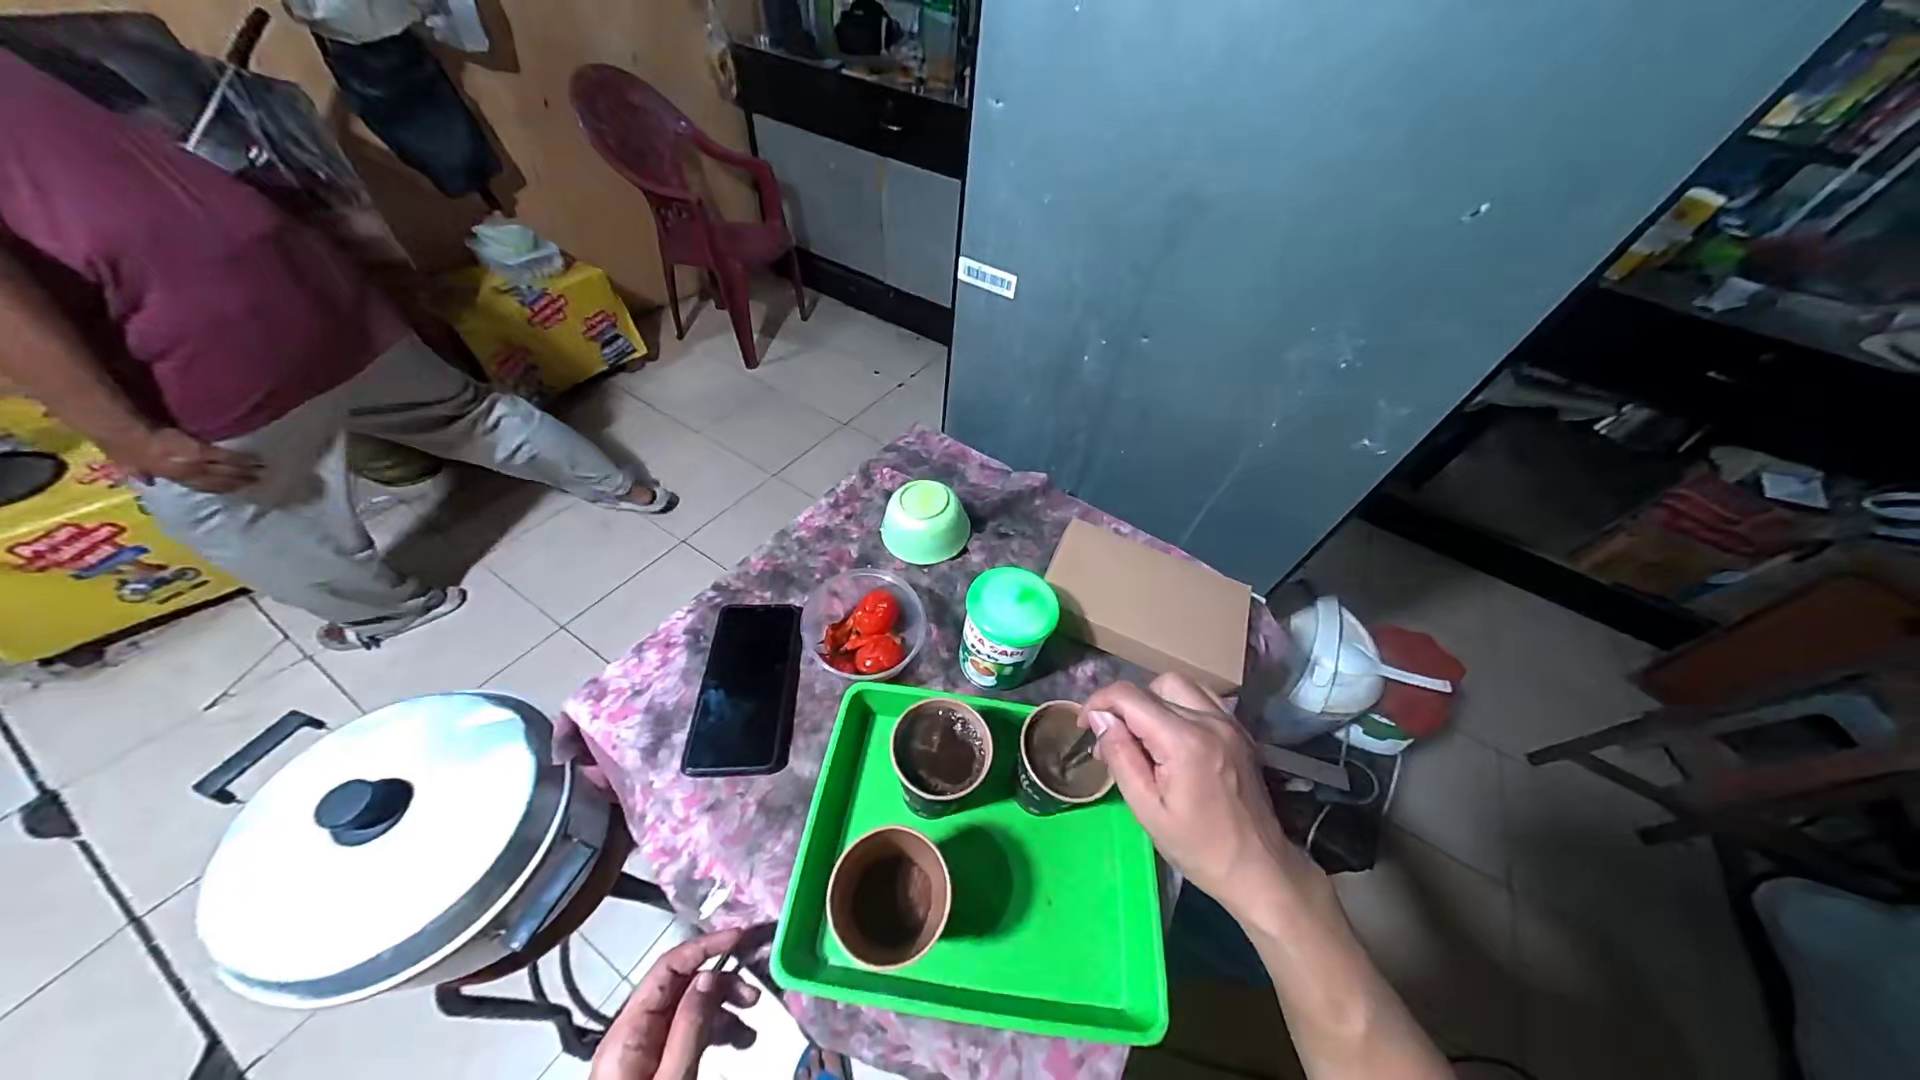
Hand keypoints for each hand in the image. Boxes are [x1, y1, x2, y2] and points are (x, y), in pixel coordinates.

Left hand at [107, 428, 261, 492]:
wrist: (122, 431)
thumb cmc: (120, 446)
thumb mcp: (124, 462)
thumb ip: (137, 471)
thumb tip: (148, 480)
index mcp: (171, 476)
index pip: (201, 485)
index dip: (219, 487)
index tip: (237, 487)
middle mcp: (187, 473)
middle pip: (219, 480)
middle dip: (239, 481)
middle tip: (258, 480)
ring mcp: (194, 463)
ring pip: (226, 470)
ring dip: (245, 472)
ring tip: (262, 470)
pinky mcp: (201, 451)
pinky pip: (227, 458)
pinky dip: (243, 460)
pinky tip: (257, 460)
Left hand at [590, 927, 762, 1079]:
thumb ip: (689, 1027)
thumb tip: (708, 975)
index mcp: (629, 1031)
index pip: (668, 967)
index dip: (705, 945)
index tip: (742, 938)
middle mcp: (633, 1032)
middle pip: (681, 985)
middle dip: (721, 983)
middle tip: (755, 996)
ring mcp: (642, 1050)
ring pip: (689, 1008)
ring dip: (723, 1009)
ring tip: (750, 1030)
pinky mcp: (653, 1067)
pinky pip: (687, 1033)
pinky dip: (715, 1031)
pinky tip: (739, 1043)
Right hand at [1084, 674, 1318, 916]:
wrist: (1259, 868)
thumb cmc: (1198, 847)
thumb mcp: (1147, 809)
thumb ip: (1121, 756)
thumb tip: (1100, 719)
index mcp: (1184, 741)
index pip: (1129, 696)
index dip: (1098, 704)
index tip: (1085, 727)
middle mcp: (1208, 720)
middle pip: (1151, 686)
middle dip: (1123, 707)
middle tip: (1113, 741)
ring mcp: (1228, 722)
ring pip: (1177, 685)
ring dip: (1151, 701)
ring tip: (1142, 736)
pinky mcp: (1238, 730)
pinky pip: (1201, 697)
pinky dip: (1177, 705)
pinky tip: (1171, 735)